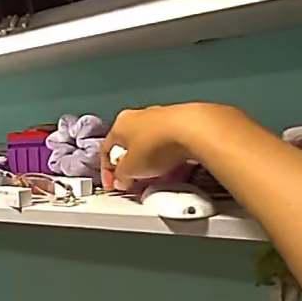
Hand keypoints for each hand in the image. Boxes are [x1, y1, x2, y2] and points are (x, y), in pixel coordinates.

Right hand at [100, 103, 256, 189]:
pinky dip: (168, 156)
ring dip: (151, 161)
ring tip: (156, 176)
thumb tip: (122, 179)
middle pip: (130, 145)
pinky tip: (173, 168)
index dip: (108, 171)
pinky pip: (170, 144)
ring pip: (151, 144)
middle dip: (131, 166)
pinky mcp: (183, 122)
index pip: (107, 149)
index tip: (114, 184)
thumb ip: (121, 176)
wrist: (194, 131)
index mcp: (121, 123)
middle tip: (134, 181)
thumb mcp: (130, 169)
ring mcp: (162, 117)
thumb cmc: (158, 144)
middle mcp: (139, 115)